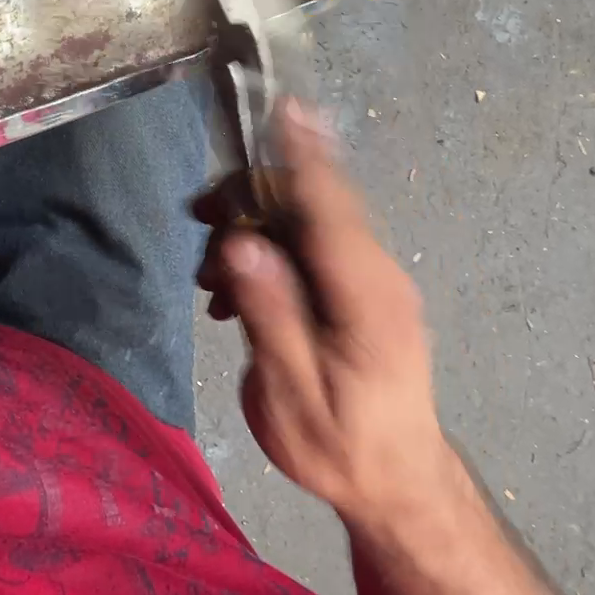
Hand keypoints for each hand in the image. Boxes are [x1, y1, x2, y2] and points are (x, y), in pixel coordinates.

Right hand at [195, 99, 468, 530]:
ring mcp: (371, 280)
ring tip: (207, 280)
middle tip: (198, 222)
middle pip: (310, 204)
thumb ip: (269, 314)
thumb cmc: (341, 447)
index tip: (286, 109)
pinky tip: (230, 292)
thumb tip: (238, 245)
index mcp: (367, 299)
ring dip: (247, 230)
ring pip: (303, 221)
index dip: (305, 156)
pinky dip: (261, 253)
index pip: (332, 208)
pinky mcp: (358, 289)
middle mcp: (376, 275)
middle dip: (247, 199)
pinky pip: (306, 246)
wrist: (396, 486)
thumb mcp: (293, 392)